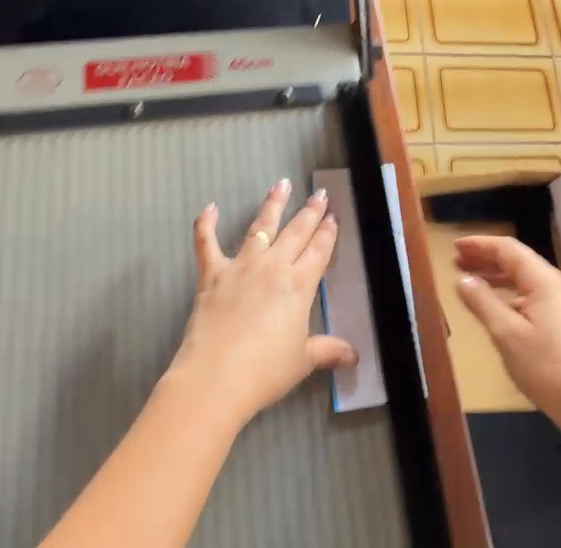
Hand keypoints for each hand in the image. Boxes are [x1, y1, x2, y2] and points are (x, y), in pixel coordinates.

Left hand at [165, 178, 357, 426]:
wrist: (216, 377)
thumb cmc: (265, 371)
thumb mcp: (302, 361)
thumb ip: (326, 351)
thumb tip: (354, 355)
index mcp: (299, 285)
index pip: (319, 251)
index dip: (327, 233)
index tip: (332, 216)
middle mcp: (273, 267)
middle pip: (296, 233)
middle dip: (310, 212)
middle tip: (319, 193)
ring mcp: (241, 267)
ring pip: (260, 227)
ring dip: (273, 204)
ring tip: (281, 183)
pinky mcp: (211, 275)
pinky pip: (207, 244)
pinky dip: (206, 224)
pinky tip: (209, 207)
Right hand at [453, 235, 560, 430]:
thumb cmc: (546, 366)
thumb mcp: (506, 334)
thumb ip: (482, 302)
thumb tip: (463, 280)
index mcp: (544, 280)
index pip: (508, 249)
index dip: (479, 244)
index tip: (454, 245)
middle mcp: (556, 284)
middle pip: (517, 261)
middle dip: (486, 259)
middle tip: (456, 262)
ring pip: (525, 279)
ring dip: (496, 277)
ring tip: (469, 281)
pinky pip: (532, 295)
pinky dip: (510, 294)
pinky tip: (496, 306)